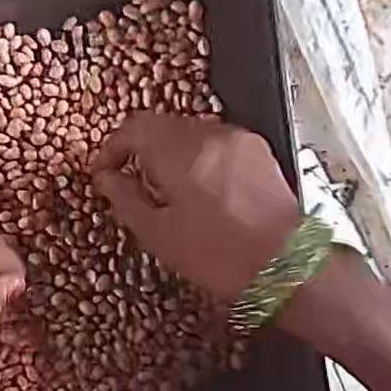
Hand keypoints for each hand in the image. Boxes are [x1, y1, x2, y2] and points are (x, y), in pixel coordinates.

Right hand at [91, 113, 299, 299]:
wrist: (286, 265)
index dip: (112, 147)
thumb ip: (125, 198)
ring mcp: (237, 139)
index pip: (134, 128)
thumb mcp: (159, 235)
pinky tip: (199, 187)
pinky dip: (197, 154)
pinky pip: (214, 140)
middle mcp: (210, 136)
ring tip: (166, 188)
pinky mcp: (257, 148)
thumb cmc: (218, 257)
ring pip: (188, 131)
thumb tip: (106, 177)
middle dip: (140, 148)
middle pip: (161, 124)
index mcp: (181, 155)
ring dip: (168, 150)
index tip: (105, 170)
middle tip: (130, 179)